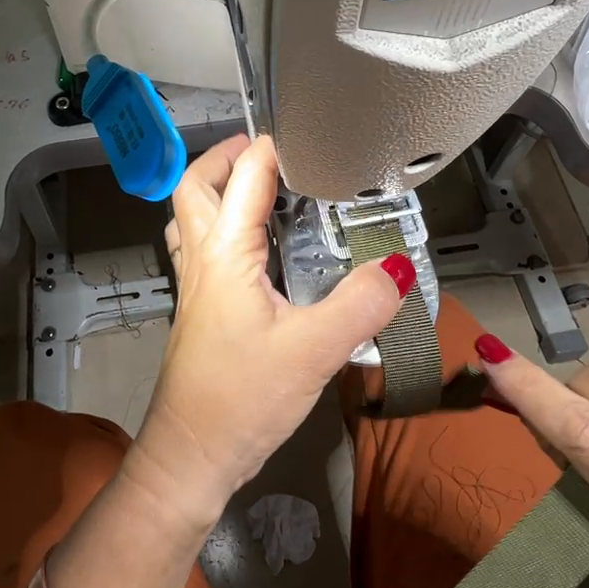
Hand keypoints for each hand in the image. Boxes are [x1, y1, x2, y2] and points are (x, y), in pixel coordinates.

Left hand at [129, 134, 412, 524]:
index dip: (271, 146)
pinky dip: (219, 226)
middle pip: (196, 186)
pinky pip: (200, 247)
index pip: (244, 175)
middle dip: (226, 157)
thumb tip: (397, 265)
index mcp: (225, 251)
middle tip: (268, 150)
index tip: (306, 132)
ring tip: (259, 187)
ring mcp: (194, 284)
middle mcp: (202, 257)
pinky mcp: (198, 308)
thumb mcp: (313, 350)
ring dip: (216, 190)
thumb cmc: (242, 398)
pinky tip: (253, 248)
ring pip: (190, 216)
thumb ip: (360, 304)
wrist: (190, 455)